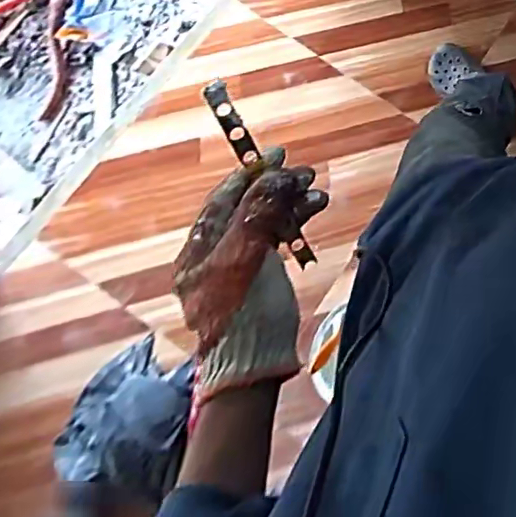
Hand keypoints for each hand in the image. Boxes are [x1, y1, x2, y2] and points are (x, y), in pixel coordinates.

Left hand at [174, 147, 327, 402]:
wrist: (255, 362)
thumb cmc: (241, 311)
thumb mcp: (244, 256)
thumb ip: (256, 212)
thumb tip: (274, 175)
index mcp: (199, 250)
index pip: (222, 200)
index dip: (249, 174)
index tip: (276, 154)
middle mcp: (216, 253)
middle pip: (249, 206)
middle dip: (277, 187)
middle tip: (305, 173)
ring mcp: (240, 263)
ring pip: (267, 218)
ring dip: (292, 202)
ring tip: (317, 191)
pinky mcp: (261, 273)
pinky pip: (278, 235)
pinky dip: (296, 220)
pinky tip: (315, 209)